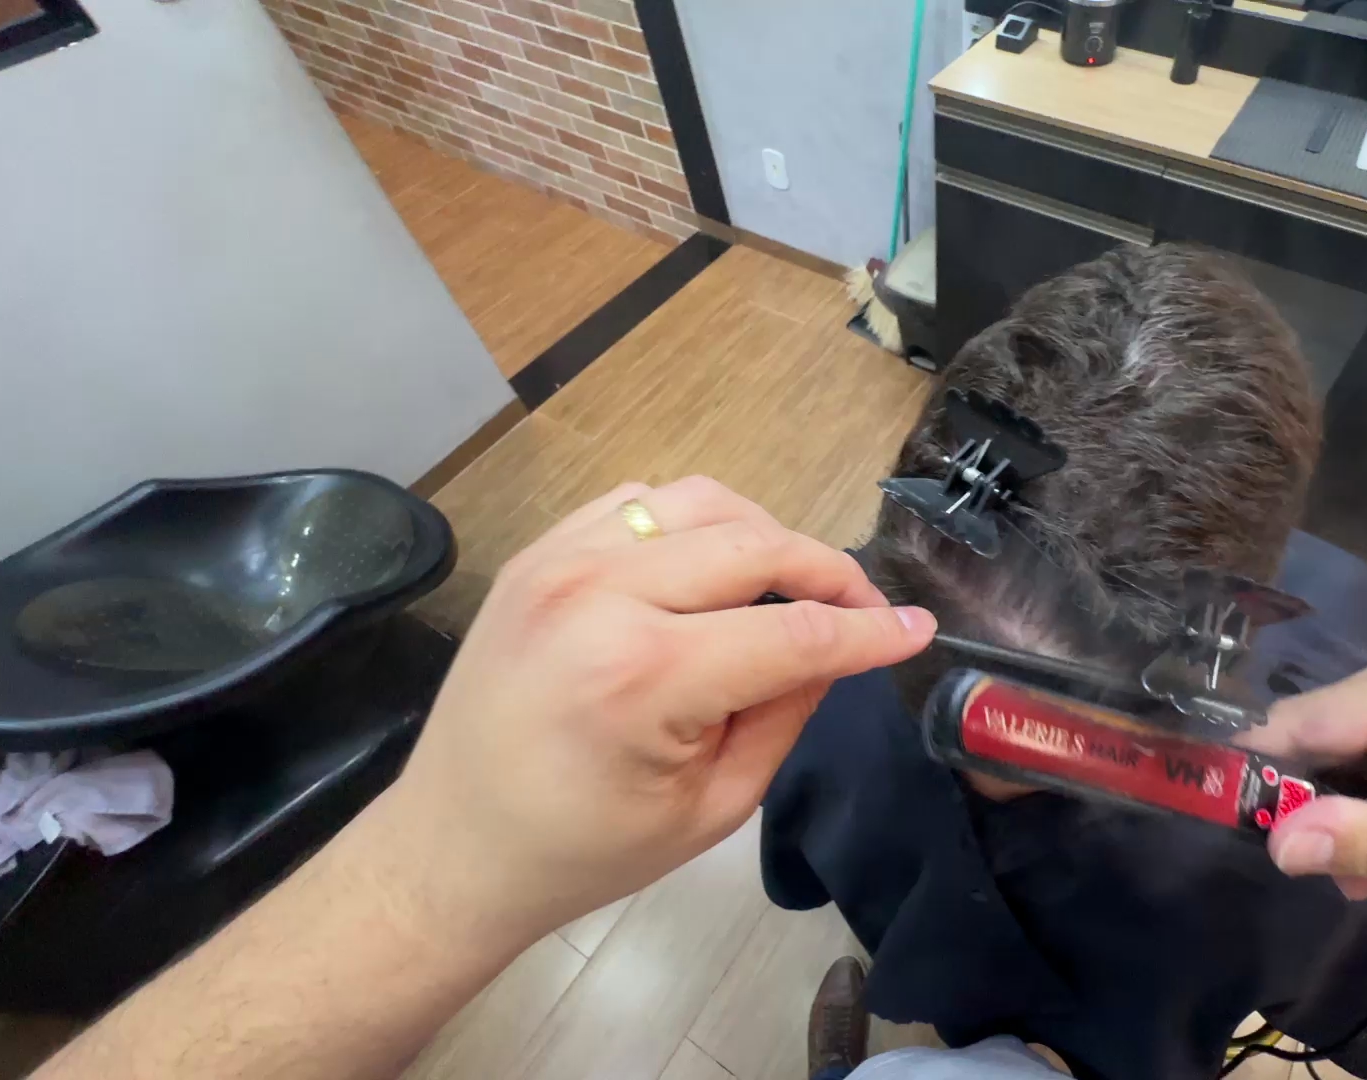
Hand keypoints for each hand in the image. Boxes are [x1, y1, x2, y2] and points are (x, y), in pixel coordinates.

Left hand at [364, 477, 936, 941]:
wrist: (450, 848)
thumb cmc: (588, 848)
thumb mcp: (716, 804)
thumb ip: (789, 711)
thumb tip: (840, 647)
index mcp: (643, 676)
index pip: (794, 632)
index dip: (869, 631)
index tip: (916, 628)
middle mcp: (601, 593)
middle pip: (760, 545)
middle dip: (831, 573)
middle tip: (863, 610)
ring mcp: (562, 558)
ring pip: (708, 501)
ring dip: (769, 536)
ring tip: (789, 584)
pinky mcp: (543, 550)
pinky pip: (648, 501)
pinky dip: (701, 523)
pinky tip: (710, 567)